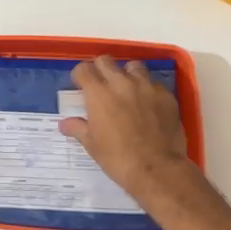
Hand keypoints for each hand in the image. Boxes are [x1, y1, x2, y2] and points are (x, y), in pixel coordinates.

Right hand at [61, 56, 197, 201]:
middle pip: (106, 60)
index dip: (80, 76)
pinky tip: (147, 103)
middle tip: (101, 85)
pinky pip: (154, 82)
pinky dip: (147, 88)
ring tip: (127, 89)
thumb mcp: (92, 145)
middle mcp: (121, 83)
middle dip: (100, 69)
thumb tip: (64, 124)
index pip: (83, 69)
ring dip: (126, 74)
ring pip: (133, 66)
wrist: (157, 169)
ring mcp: (146, 87)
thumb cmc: (118, 158)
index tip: (81, 86)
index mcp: (98, 94)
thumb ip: (78, 128)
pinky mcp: (166, 95)